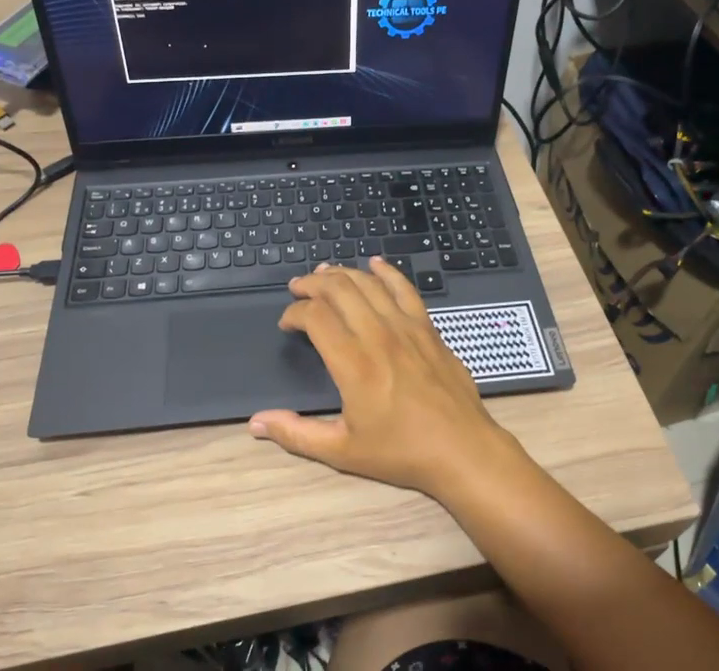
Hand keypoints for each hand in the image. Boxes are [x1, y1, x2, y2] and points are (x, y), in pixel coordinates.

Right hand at [249, 257, 528, 499]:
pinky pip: (405, 289)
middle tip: (298, 288)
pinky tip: (375, 264)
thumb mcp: (342, 451)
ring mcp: (407, 327)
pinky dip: (387, 272)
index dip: (295, 312)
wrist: (462, 449)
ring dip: (343, 273)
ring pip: (369, 284)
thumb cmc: (401, 452)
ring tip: (325, 273)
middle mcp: (378, 335)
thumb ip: (296, 433)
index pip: (315, 317)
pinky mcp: (428, 328)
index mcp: (353, 364)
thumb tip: (256, 423)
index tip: (287, 324)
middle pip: (339, 289)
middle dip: (313, 283)